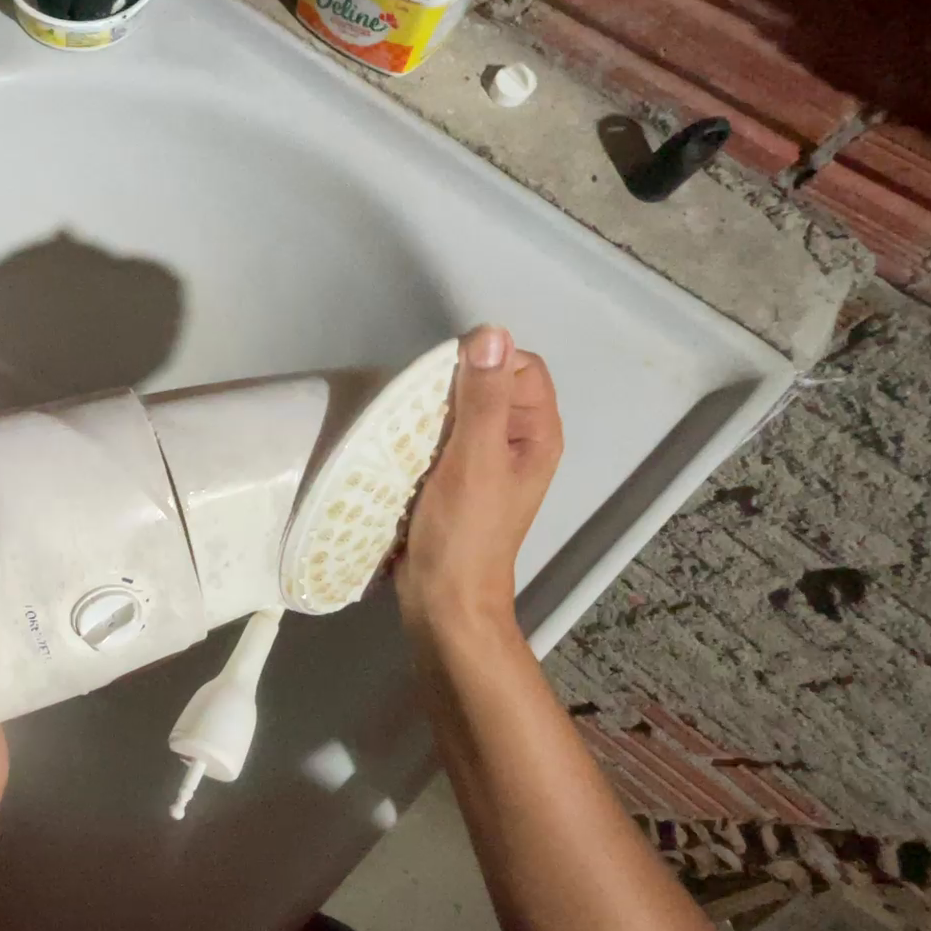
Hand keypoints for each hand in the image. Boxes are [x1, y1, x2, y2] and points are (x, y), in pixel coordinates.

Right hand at [395, 326, 563, 641]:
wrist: (442, 598)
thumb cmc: (464, 531)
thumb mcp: (473, 459)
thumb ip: (481, 398)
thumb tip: (490, 333)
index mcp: (536, 433)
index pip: (518, 367)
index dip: (481, 363)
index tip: (438, 385)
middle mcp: (514, 442)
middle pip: (484, 387)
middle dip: (446, 389)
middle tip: (413, 412)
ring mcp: (481, 463)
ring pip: (455, 414)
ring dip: (426, 414)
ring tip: (400, 431)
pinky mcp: (451, 481)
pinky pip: (436, 441)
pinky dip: (416, 438)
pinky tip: (395, 450)